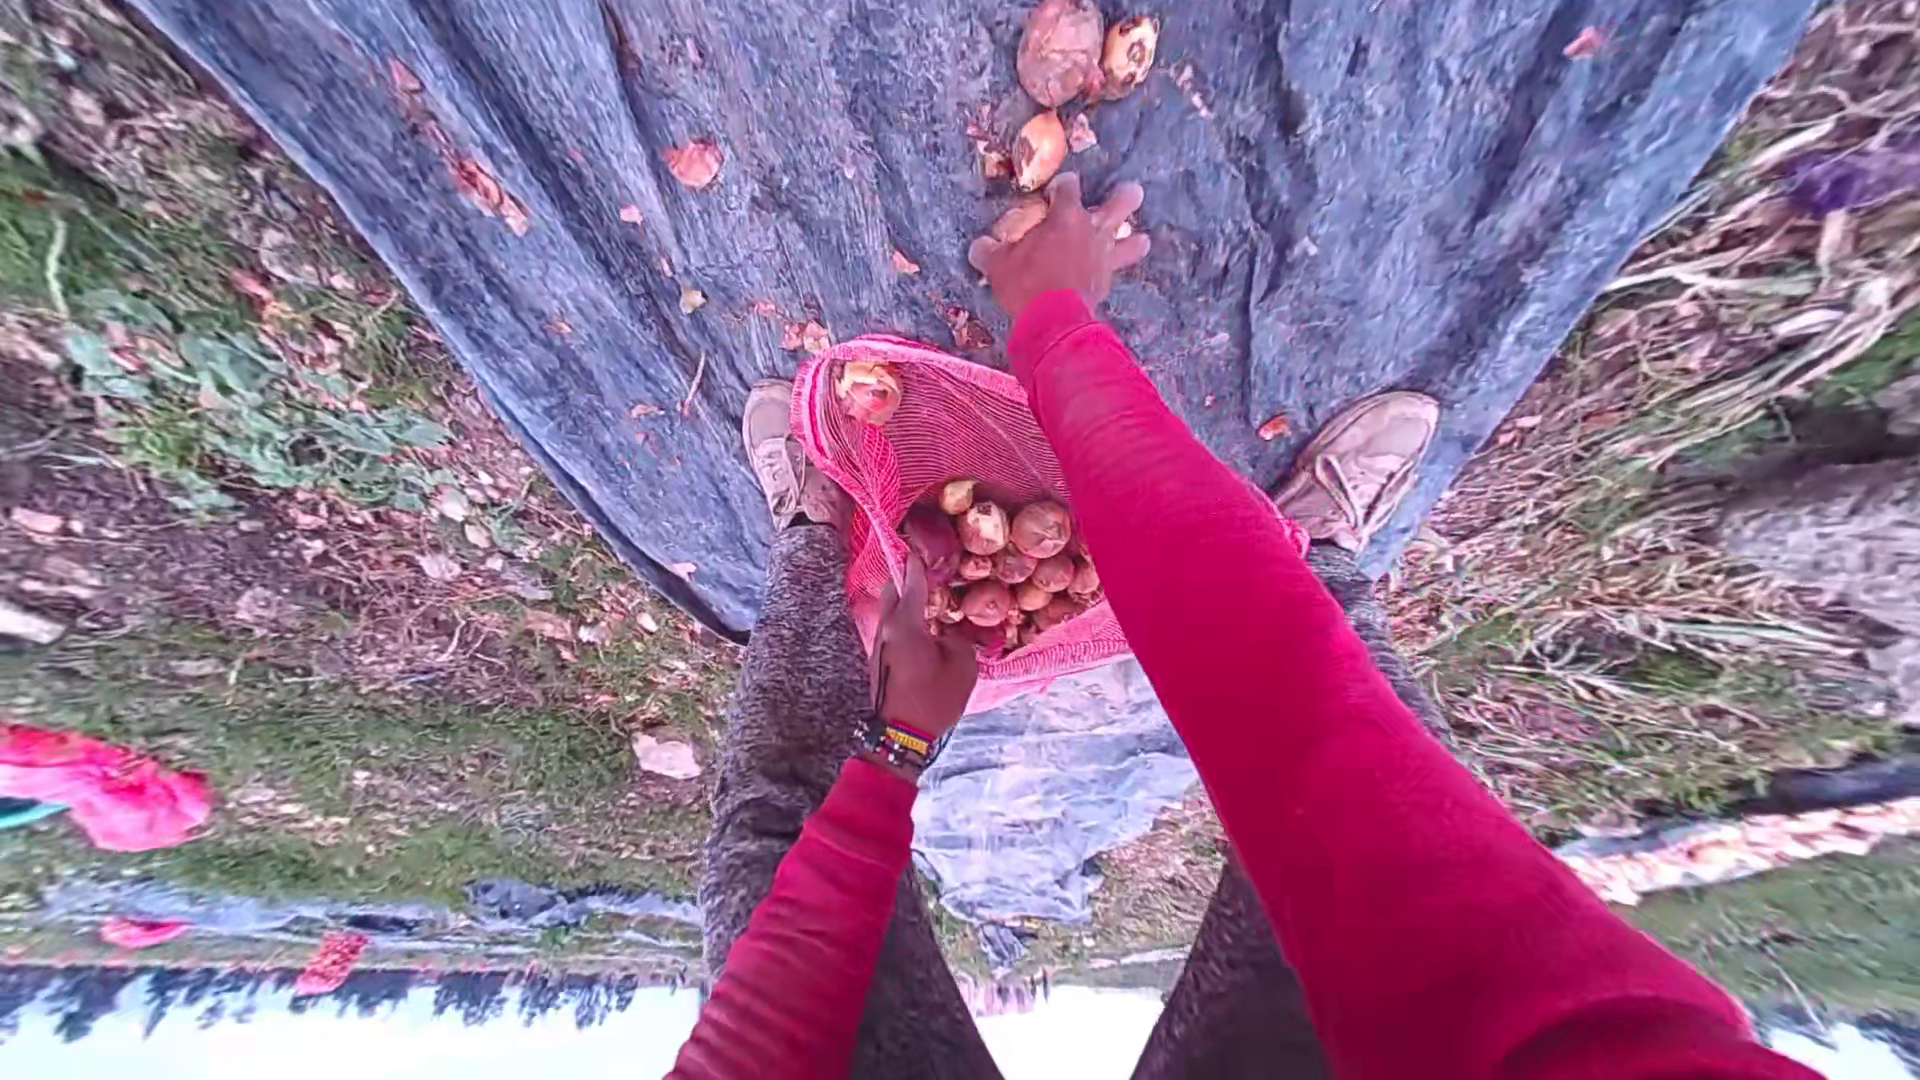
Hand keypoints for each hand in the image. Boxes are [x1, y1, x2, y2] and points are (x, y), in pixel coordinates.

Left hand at [870, 554, 976, 744]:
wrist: (901, 737)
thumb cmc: (934, 699)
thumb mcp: (962, 666)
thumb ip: (959, 640)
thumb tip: (950, 634)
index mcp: (905, 625)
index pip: (910, 583)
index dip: (916, 564)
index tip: (919, 548)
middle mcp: (886, 629)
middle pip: (891, 592)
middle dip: (905, 579)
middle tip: (926, 574)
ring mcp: (878, 645)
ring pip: (889, 612)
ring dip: (905, 603)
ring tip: (928, 602)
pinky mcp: (878, 660)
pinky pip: (891, 630)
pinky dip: (904, 622)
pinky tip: (922, 630)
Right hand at [967, 172, 1150, 319]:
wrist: (1051, 319)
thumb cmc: (1025, 283)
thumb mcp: (999, 264)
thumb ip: (990, 252)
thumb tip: (978, 248)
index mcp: (1065, 215)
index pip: (1068, 187)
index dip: (1061, 188)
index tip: (1055, 194)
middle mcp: (1091, 230)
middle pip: (1119, 204)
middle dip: (1124, 198)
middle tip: (1130, 194)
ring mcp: (1103, 257)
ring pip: (1131, 243)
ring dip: (1135, 241)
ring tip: (1140, 240)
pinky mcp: (1105, 284)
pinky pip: (1116, 274)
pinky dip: (1115, 274)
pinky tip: (1112, 278)